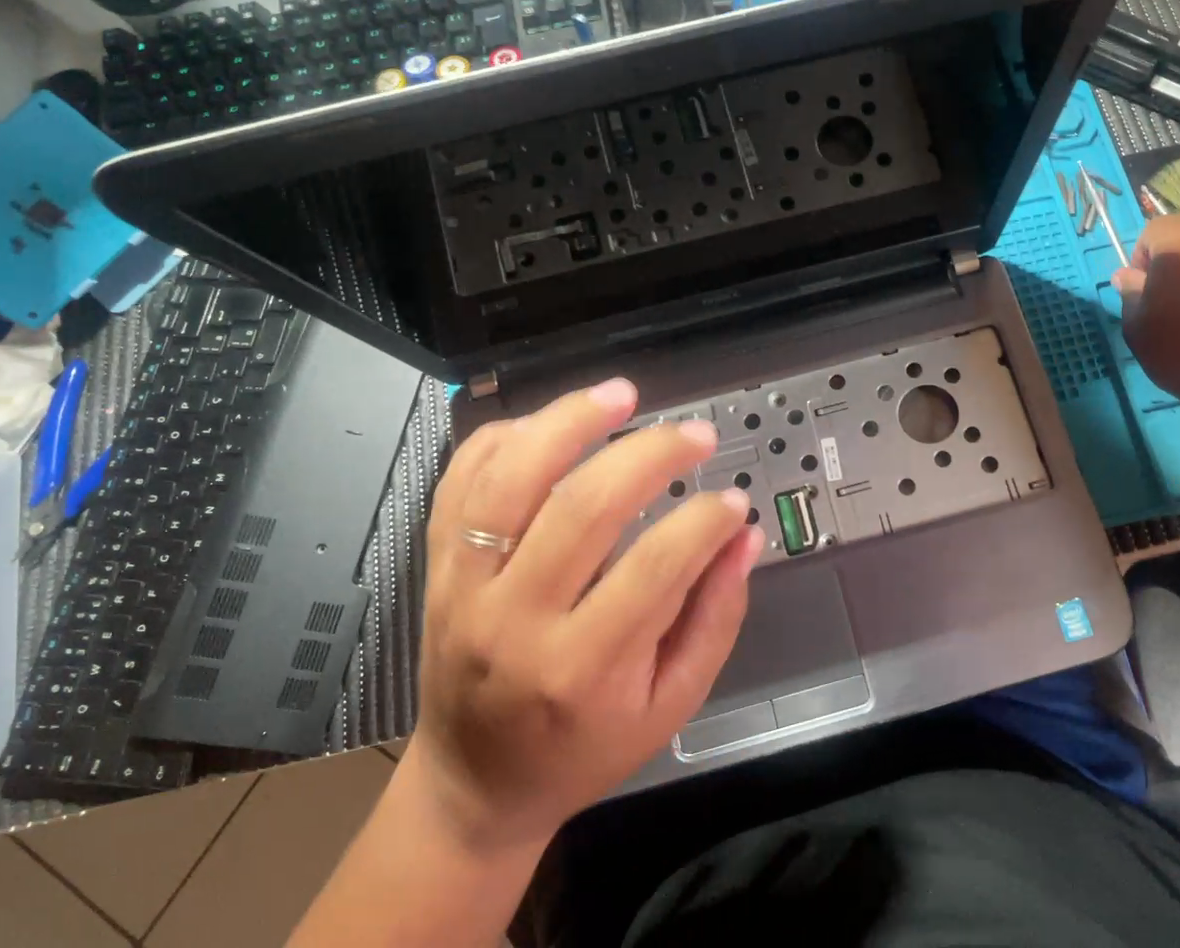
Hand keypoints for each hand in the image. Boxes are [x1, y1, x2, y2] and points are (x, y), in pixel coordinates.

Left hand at [404, 378, 760, 850]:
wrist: (475, 784)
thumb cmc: (584, 750)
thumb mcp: (670, 706)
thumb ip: (714, 619)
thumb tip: (743, 538)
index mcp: (583, 668)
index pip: (656, 568)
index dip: (705, 521)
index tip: (733, 500)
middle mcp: (515, 621)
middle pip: (583, 508)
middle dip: (651, 455)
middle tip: (696, 436)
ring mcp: (464, 589)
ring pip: (511, 480)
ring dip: (570, 423)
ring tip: (622, 395)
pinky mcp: (436, 569)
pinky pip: (461, 483)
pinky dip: (505, 439)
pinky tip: (551, 423)